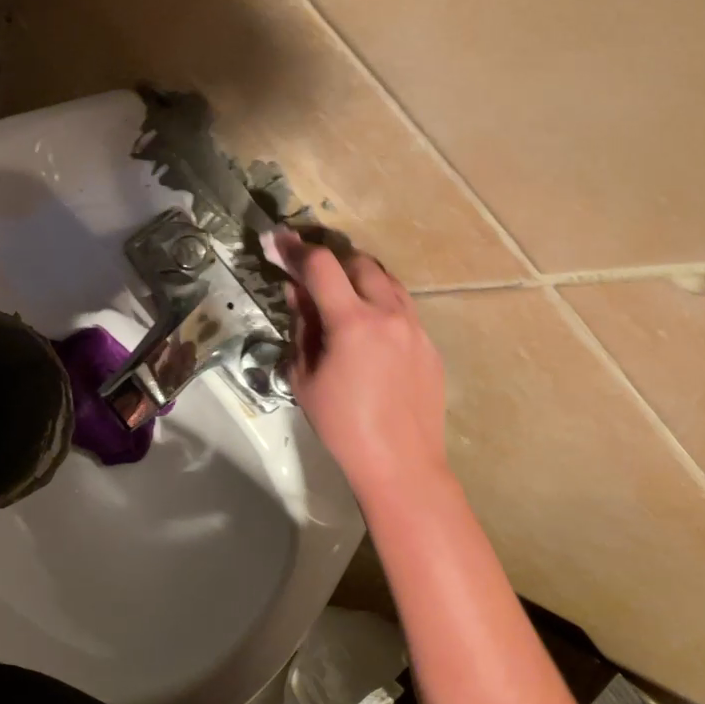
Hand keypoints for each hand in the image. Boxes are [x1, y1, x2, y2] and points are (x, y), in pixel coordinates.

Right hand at [265, 228, 447, 489]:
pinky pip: (402, 308)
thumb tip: (297, 292)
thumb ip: (301, 326)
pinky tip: (365, 328)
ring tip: (337, 292)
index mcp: (352, 322)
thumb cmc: (341, 425)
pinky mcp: (429, 345)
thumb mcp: (303, 375)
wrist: (401, 464)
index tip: (275, 240)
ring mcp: (415, 328)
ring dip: (358, 276)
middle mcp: (389, 314)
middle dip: (329, 260)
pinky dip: (379, 303)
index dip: (293, 249)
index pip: (320, 266)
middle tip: (306, 269)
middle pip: (358, 262)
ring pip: (386, 280)